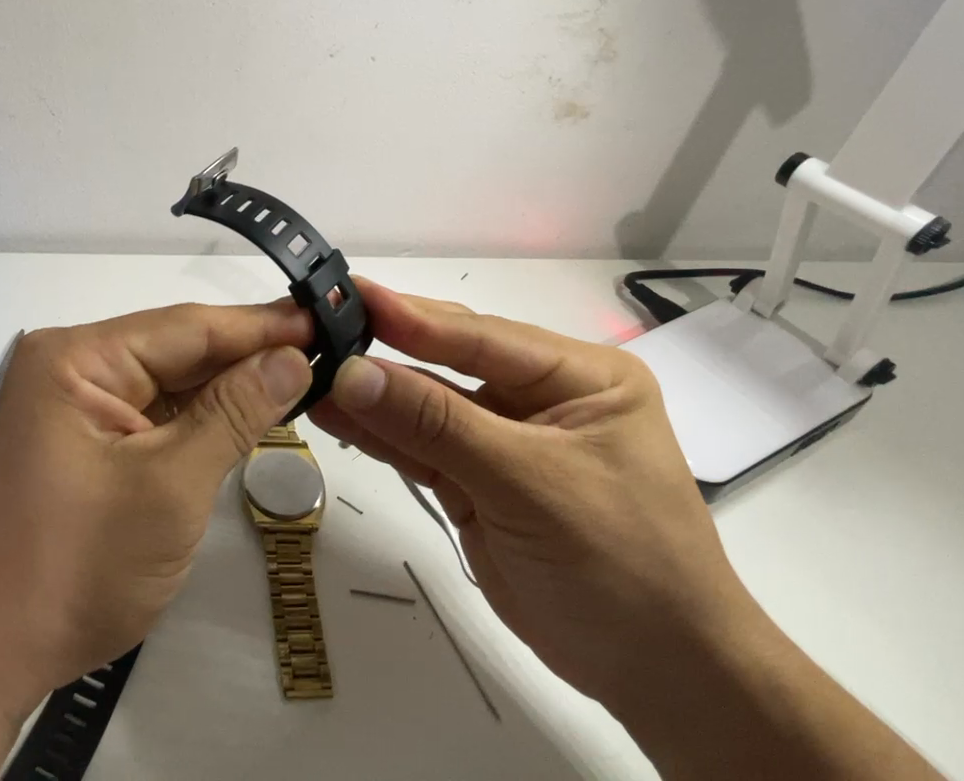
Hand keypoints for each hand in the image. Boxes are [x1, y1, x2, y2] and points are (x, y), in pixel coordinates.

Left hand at [0, 301, 315, 780]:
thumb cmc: (75, 567)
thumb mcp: (169, 487)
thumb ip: (232, 414)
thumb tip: (292, 358)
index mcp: (75, 359)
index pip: (187, 327)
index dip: (261, 325)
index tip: (327, 318)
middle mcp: (66, 369)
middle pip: (174, 351)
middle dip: (247, 356)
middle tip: (327, 350)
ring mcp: (67, 409)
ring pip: (164, 385)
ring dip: (224, 390)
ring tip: (300, 378)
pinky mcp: (75, 446)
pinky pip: (146, 419)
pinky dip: (194, 422)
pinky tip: (242, 417)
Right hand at [307, 279, 752, 713]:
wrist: (656, 671)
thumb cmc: (619, 562)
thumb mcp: (530, 483)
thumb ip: (437, 424)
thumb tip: (353, 373)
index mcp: (579, 376)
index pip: (483, 337)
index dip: (413, 317)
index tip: (350, 293)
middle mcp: (539, 397)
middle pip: (449, 362)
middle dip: (385, 349)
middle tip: (317, 323)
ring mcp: (503, 442)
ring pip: (425, 407)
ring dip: (371, 394)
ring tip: (307, 369)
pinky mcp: (476, 484)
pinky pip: (419, 449)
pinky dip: (377, 435)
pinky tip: (333, 414)